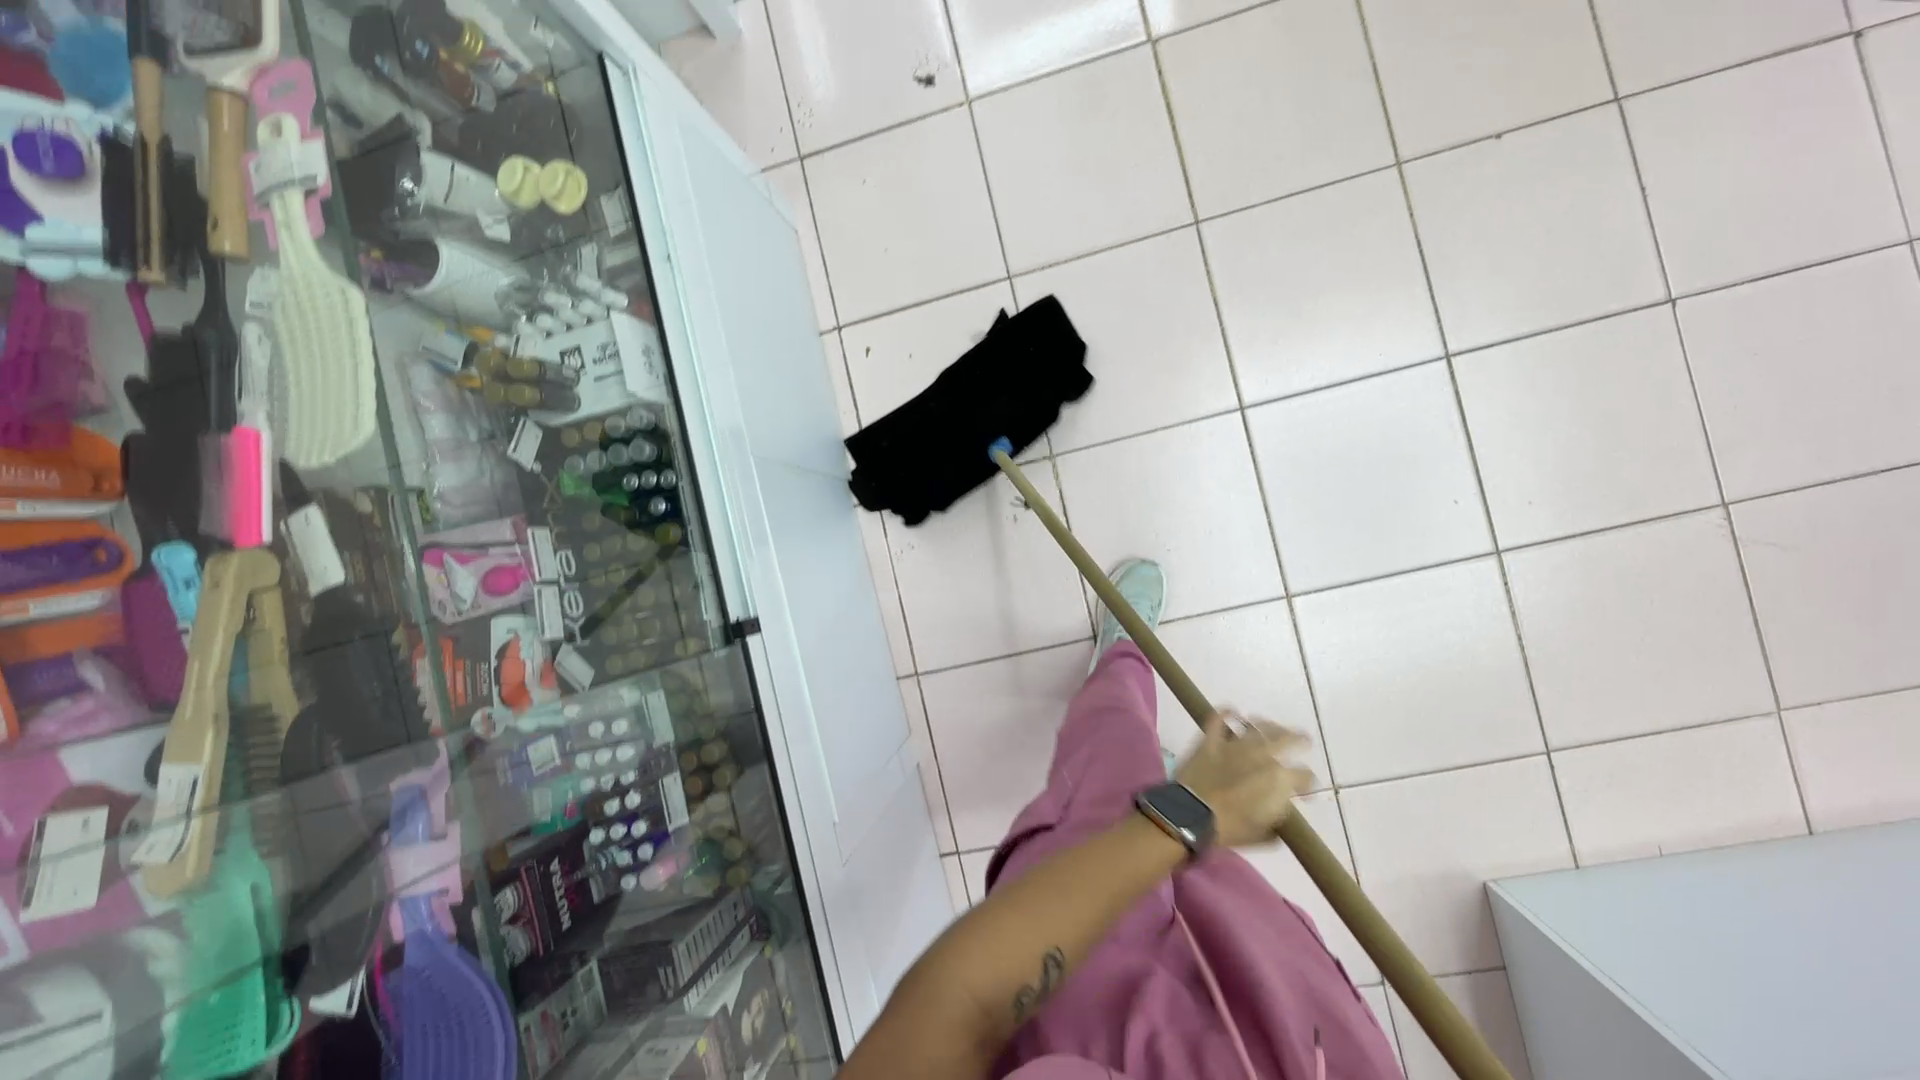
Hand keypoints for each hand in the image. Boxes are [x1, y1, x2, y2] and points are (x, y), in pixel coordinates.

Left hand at [1173, 712, 1315, 848]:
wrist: (1191, 815)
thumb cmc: (1230, 828)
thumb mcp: (1263, 832)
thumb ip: (1277, 818)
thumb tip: (1281, 809)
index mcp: (1279, 779)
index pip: (1304, 775)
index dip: (1308, 781)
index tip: (1305, 787)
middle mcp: (1261, 755)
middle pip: (1288, 739)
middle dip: (1299, 739)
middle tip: (1303, 740)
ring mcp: (1235, 745)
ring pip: (1257, 726)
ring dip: (1267, 725)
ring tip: (1270, 725)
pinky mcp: (1210, 740)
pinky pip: (1218, 719)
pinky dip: (1225, 713)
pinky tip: (1231, 712)